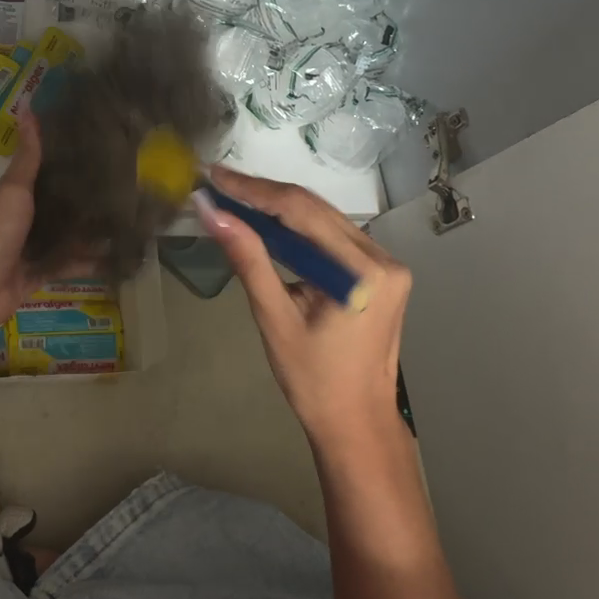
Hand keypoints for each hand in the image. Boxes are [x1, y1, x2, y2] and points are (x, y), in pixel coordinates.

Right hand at [195, 166, 411, 448]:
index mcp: (365, 272)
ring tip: (232, 196)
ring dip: (278, 206)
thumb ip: (247, 259)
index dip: (254, 190)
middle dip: (263, 193)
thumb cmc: (313, 381)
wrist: (356, 422)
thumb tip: (211, 212)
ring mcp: (387, 263)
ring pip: (323, 217)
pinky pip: (332, 235)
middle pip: (315, 208)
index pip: (301, 212)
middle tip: (217, 182)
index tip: (215, 176)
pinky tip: (265, 221)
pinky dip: (297, 226)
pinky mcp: (381, 270)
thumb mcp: (275, 318)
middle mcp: (384, 258)